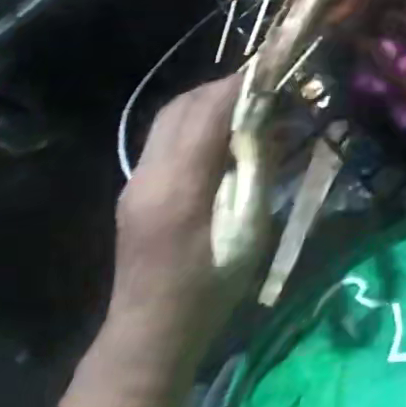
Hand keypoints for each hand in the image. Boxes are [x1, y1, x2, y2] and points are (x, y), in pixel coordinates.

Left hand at [108, 73, 249, 366]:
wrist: (150, 334)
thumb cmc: (209, 290)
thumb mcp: (248, 233)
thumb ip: (257, 173)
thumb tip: (272, 125)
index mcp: (180, 185)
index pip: (208, 112)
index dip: (240, 86)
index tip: (270, 71)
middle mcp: (150, 171)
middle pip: (183, 105)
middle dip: (222, 88)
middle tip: (260, 89)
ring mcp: (135, 177)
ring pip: (168, 116)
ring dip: (204, 102)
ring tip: (240, 107)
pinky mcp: (133, 186)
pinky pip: (162, 135)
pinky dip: (190, 121)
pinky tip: (213, 136)